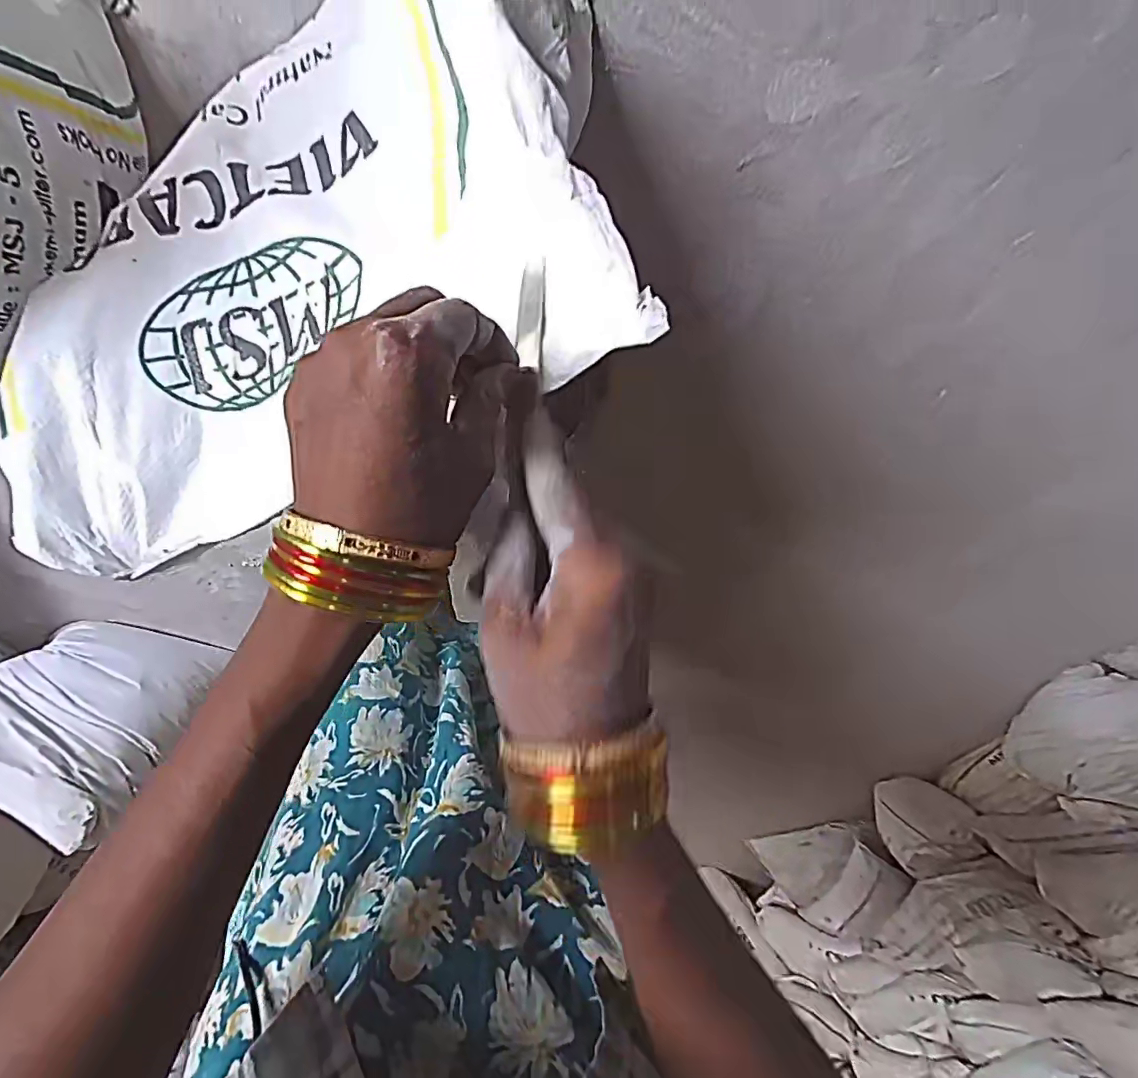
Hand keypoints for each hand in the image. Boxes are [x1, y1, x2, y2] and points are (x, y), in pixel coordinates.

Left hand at [286, 287, 528, 547]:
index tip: (500, 369)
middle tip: (473, 378)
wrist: (347, 557)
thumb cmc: (412, 513)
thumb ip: (492, 397)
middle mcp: (355, 341)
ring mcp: (322, 360)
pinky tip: (395, 408)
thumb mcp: (473, 454)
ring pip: (383, 324)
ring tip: (433, 396)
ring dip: (416, 348)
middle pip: (419, 306)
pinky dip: (379, 365)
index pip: (462, 315)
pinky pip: (351, 352)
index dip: (491, 340)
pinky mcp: (302, 383)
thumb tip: (506, 375)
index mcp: (405, 354)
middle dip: (454, 336)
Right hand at [481, 406, 651, 742]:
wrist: (590, 746)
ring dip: (549, 504)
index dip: (536, 437)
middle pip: (576, 492)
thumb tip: (514, 496)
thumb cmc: (536, 692)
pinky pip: (594, 536)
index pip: (559, 481)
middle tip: (499, 452)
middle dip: (538, 472)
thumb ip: (510, 546)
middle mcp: (628, 552)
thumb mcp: (503, 619)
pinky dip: (565, 529)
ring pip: (585, 512)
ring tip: (507, 507)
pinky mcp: (637, 579)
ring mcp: (639, 566)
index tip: (522, 392)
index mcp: (593, 560)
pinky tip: (535, 540)